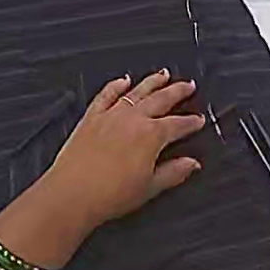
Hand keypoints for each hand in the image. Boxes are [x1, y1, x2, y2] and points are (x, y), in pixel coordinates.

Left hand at [36, 71, 206, 233]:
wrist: (72, 195)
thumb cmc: (109, 194)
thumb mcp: (150, 186)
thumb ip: (174, 172)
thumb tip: (191, 164)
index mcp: (151, 135)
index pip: (178, 124)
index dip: (191, 122)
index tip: (198, 120)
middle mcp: (133, 119)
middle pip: (161, 99)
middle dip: (177, 92)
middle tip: (188, 86)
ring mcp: (111, 115)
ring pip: (137, 91)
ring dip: (152, 81)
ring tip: (163, 74)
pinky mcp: (91, 118)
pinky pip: (106, 95)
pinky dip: (116, 85)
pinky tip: (123, 81)